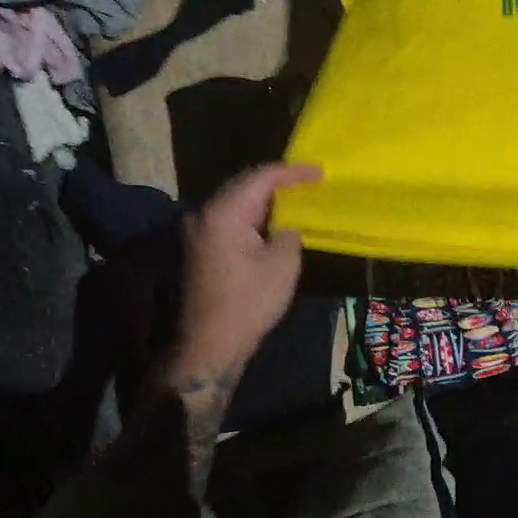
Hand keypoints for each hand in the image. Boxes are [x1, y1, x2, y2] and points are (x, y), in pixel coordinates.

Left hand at [170, 162, 322, 379]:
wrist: (210, 344)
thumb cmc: (248, 302)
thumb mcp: (282, 265)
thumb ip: (288, 233)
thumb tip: (286, 227)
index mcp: (223, 214)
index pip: (260, 178)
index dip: (292, 172)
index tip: (319, 172)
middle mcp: (204, 215)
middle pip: (243, 186)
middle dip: (277, 181)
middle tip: (309, 181)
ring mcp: (197, 232)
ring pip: (235, 202)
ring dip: (264, 199)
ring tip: (296, 197)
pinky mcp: (199, 248)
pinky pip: (229, 219)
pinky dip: (253, 215)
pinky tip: (273, 220)